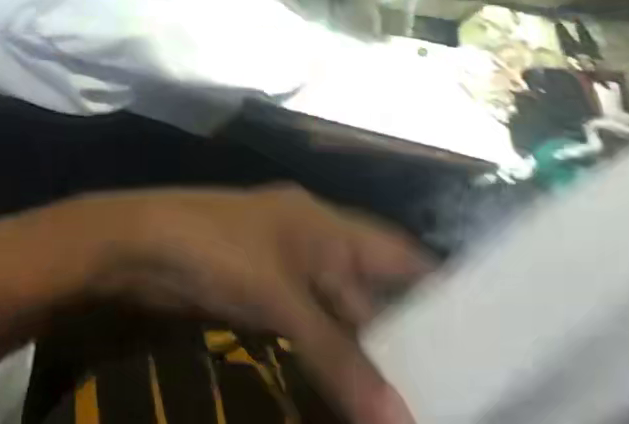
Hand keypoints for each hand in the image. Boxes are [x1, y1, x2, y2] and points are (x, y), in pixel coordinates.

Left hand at [61, 185, 433, 423]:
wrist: (132, 246)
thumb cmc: (212, 251)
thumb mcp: (280, 301)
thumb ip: (341, 362)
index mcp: (323, 223)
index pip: (402, 255)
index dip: (446, 293)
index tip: (496, 348)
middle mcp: (312, 242)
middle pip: (376, 293)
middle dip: (412, 344)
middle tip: (467, 401)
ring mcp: (284, 271)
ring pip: (344, 319)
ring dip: (371, 362)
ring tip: (423, 412)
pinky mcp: (259, 298)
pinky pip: (312, 333)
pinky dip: (333, 364)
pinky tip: (359, 405)